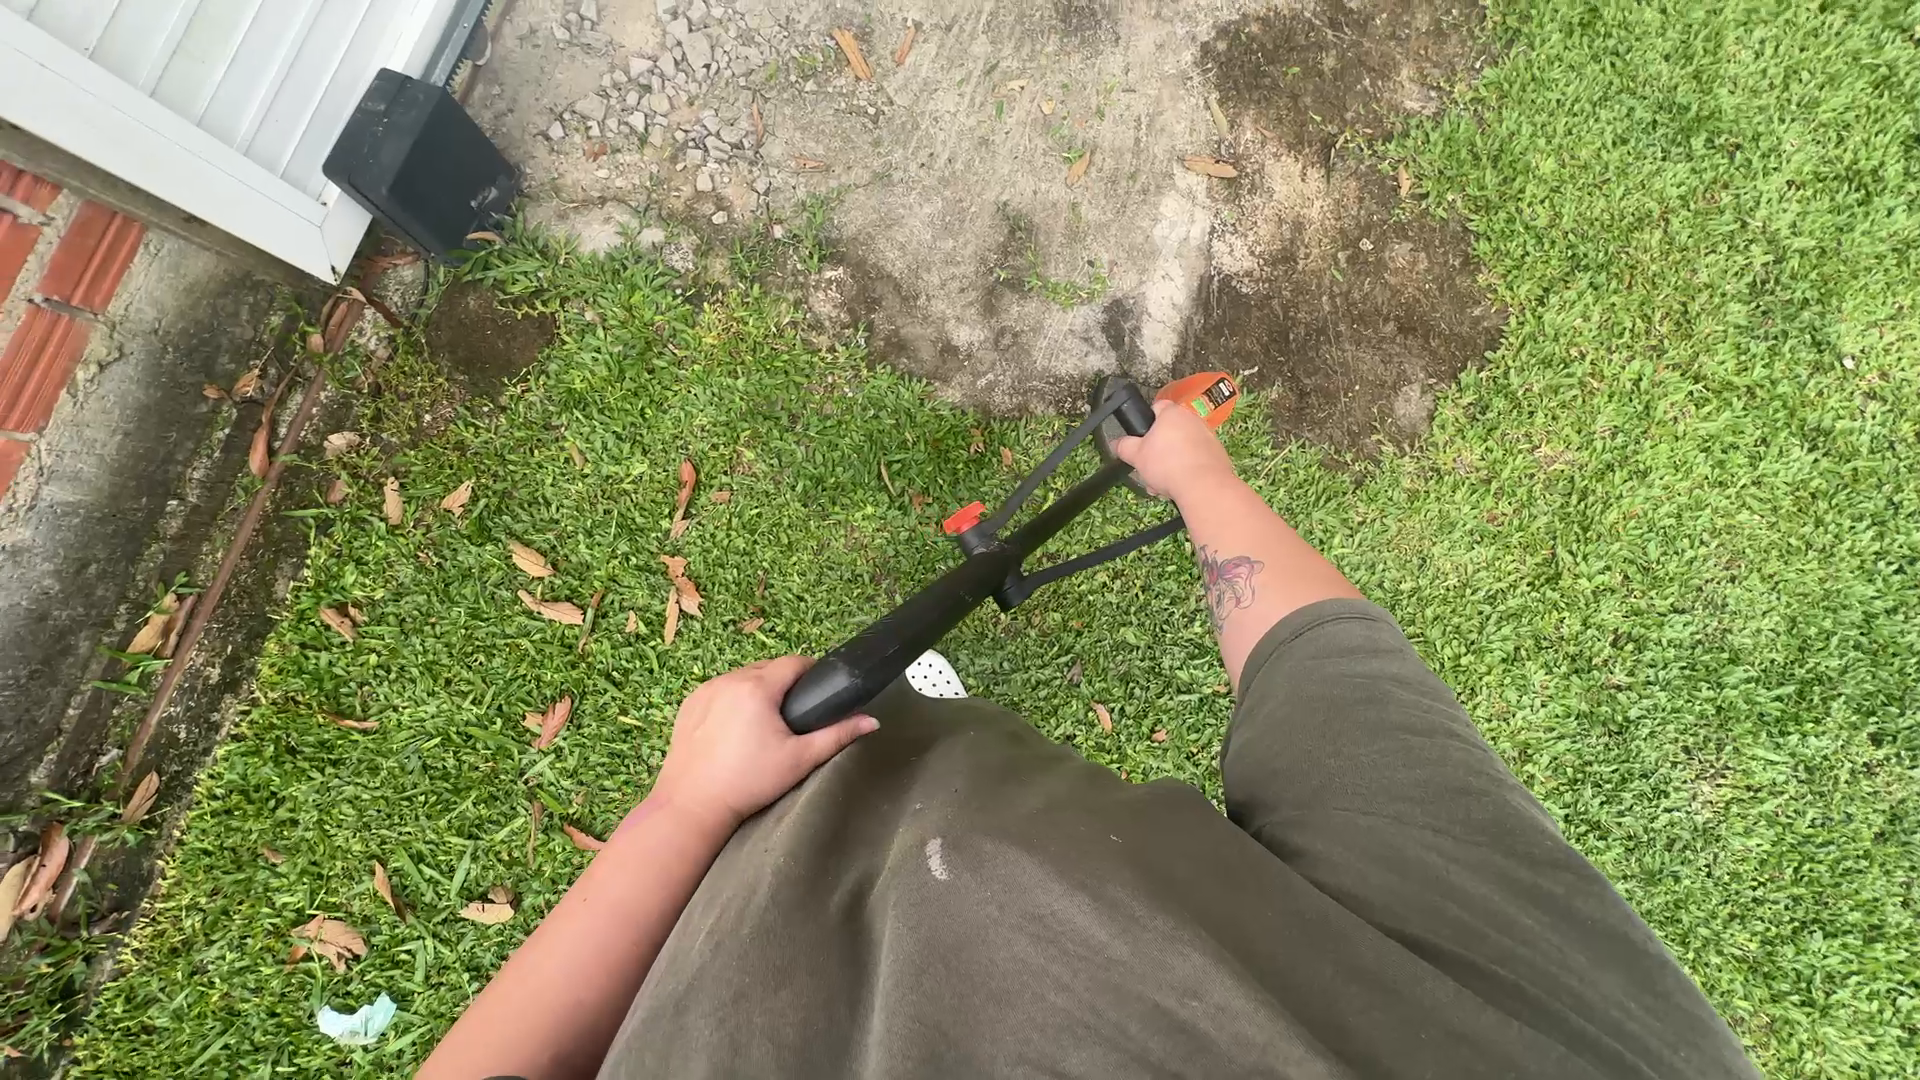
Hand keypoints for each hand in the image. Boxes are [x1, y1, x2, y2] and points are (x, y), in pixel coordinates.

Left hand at [649, 656, 877, 830]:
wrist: (691, 806)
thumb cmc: (750, 781)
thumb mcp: (800, 759)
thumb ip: (838, 735)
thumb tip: (873, 721)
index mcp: (758, 687)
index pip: (794, 663)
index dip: (811, 673)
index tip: (819, 692)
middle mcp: (730, 680)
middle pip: (768, 668)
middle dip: (784, 684)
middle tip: (794, 715)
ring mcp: (706, 690)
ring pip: (743, 677)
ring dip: (758, 689)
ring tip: (766, 720)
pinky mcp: (689, 703)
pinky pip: (720, 689)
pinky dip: (733, 699)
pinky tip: (736, 725)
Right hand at [1111, 399, 1237, 501]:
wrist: (1203, 485)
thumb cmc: (1168, 465)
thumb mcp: (1135, 456)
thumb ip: (1124, 447)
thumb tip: (1117, 444)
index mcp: (1172, 413)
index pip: (1157, 407)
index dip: (1147, 422)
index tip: (1142, 438)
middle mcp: (1193, 419)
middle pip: (1170, 431)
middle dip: (1158, 449)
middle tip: (1149, 466)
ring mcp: (1208, 436)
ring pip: (1182, 447)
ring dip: (1171, 462)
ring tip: (1162, 483)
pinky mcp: (1217, 453)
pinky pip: (1196, 458)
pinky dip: (1187, 469)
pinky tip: (1178, 485)